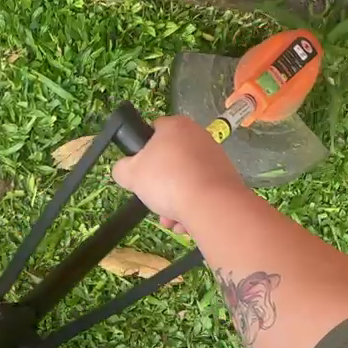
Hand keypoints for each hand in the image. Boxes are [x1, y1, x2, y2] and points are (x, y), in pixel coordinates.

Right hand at [111, 114, 249, 229]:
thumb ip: (121, 169)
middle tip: (154, 201)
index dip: (143, 151)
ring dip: (175, 201)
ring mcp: (215, 155)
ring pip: (185, 179)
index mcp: (175, 125)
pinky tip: (186, 221)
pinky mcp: (226, 176)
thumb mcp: (131, 174)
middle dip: (160, 185)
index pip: (153, 130)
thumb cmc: (167, 181)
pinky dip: (192, 205)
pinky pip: (201, 190)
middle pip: (170, 160)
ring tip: (171, 220)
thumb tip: (124, 169)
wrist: (211, 203)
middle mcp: (198, 135)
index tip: (141, 171)